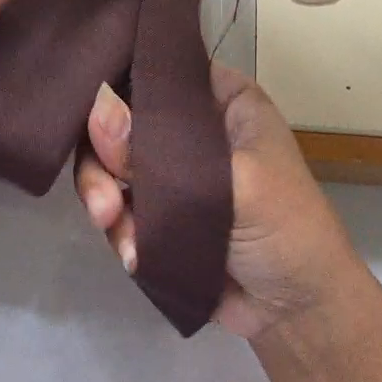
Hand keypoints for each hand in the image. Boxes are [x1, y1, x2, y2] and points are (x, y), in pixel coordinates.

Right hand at [73, 63, 368, 339]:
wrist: (295, 311)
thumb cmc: (285, 228)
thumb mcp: (229, 184)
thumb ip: (157, 150)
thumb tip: (97, 105)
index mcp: (221, 100)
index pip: (157, 69)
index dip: (116, 81)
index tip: (86, 107)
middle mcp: (190, 128)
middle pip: (120, 120)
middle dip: (102, 161)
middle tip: (106, 201)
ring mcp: (170, 174)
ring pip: (109, 167)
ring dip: (105, 200)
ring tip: (119, 232)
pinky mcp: (157, 215)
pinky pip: (117, 209)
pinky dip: (119, 231)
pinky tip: (136, 257)